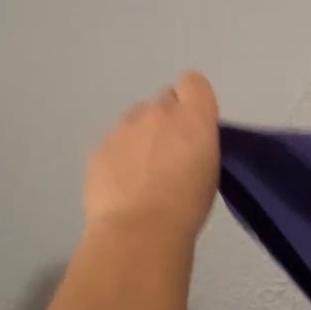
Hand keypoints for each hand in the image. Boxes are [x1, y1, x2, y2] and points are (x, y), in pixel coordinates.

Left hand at [83, 71, 220, 242]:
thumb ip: (199, 139)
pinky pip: (116, 139)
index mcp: (193, 117)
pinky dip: (123, 153)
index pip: (193, 81)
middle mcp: (157, 113)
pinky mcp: (99, 147)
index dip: (196, 98)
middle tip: (174, 150)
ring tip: (148, 167)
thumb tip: (187, 137)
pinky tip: (128, 180)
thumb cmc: (190, 200)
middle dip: (170, 117)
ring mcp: (122, 128)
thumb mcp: (211, 164)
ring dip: (145, 133)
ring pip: (137, 118)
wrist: (140, 227)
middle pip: (164, 99)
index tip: (199, 122)